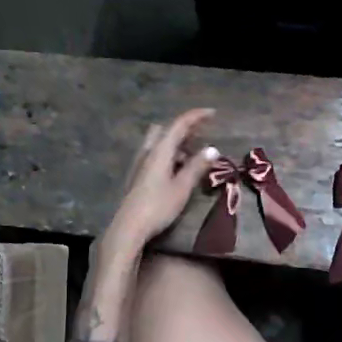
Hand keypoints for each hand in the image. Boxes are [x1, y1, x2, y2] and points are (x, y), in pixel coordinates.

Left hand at [100, 108, 217, 252]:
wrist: (128, 227)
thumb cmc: (157, 206)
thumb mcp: (182, 187)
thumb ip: (197, 167)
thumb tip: (212, 149)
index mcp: (160, 150)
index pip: (179, 124)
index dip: (196, 116)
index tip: (212, 113)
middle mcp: (147, 151)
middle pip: (165, 129)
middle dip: (183, 129)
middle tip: (200, 136)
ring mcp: (139, 163)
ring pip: (158, 143)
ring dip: (176, 144)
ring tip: (192, 158)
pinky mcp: (136, 175)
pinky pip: (154, 155)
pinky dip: (168, 155)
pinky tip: (176, 171)